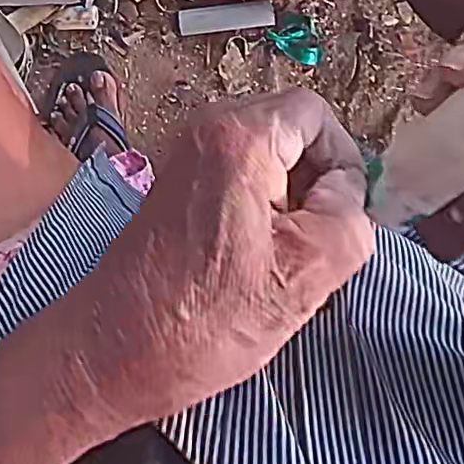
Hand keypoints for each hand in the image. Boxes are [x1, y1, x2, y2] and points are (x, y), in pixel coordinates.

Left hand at [70, 89, 375, 426]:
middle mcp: (211, 125)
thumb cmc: (204, 319)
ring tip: (282, 250)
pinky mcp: (182, 171)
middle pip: (293, 127)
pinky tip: (255, 248)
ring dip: (291, 193)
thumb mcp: (305, 275)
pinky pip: (244, 165)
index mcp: (240, 137)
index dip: (342, 159)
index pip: (316, 114)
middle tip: (312, 238)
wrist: (113, 349)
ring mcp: (191, 146)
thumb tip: (346, 188)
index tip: (339, 213)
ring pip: (272, 149)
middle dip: (315, 177)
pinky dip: (263, 198)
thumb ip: (350, 216)